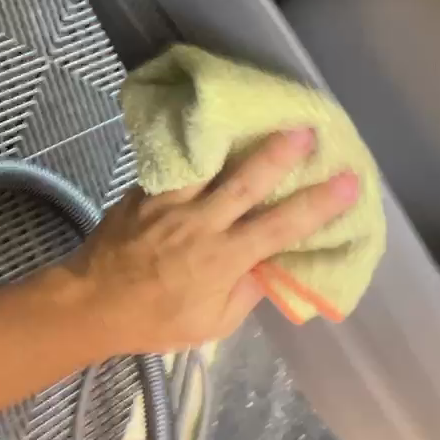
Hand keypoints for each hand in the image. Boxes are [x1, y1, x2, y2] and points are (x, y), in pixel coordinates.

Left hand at [60, 130, 358, 354]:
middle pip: (244, 182)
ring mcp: (166, 203)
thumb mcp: (212, 323)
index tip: (348, 182)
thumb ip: (246, 291)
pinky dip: (192, 149)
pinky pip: (173, 165)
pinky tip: (205, 132)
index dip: (317, 205)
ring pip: (206, 164)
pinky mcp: (142, 192)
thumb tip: (273, 263)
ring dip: (234, 140)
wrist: (91, 302)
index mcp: (220, 259)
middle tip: (307, 128)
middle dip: (279, 154)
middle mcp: (197, 223)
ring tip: (253, 116)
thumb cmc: (155, 321)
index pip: (279, 228)